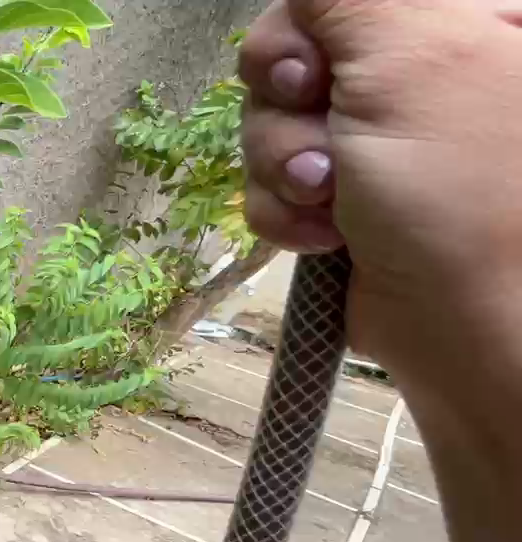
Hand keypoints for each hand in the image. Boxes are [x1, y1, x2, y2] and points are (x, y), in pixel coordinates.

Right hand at [241, 0, 521, 380]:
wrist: (470, 309)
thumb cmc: (460, 186)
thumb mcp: (411, 63)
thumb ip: (350, 1)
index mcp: (461, 17)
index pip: (329, 3)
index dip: (292, 44)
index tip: (305, 82)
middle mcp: (423, 65)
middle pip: (290, 71)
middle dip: (286, 126)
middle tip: (325, 160)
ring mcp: (382, 132)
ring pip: (273, 134)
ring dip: (282, 179)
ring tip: (331, 207)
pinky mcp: (349, 187)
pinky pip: (275, 186)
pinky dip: (284, 216)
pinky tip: (325, 234)